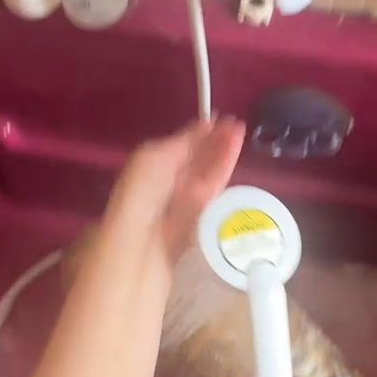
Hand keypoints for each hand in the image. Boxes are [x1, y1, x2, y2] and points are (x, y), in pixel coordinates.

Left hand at [105, 118, 244, 260]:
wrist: (135, 257)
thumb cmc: (139, 204)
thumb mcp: (152, 162)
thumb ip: (178, 145)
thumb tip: (203, 128)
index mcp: (147, 169)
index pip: (178, 148)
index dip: (199, 133)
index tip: (223, 119)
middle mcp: (161, 188)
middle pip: (193, 164)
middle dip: (214, 145)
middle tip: (239, 127)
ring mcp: (175, 212)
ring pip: (203, 183)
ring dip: (221, 162)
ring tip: (241, 140)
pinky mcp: (189, 234)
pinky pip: (207, 208)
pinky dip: (219, 191)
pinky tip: (233, 176)